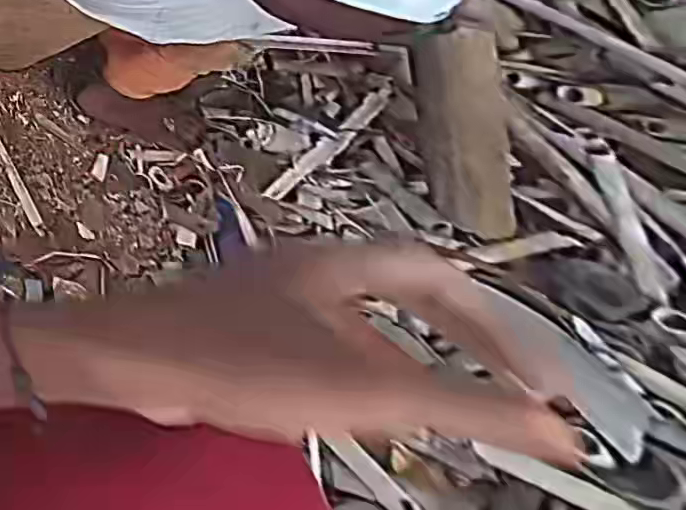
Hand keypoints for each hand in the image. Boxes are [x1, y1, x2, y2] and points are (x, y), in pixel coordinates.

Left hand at [20, 242, 580, 462]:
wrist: (136, 359)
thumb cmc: (227, 355)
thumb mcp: (361, 388)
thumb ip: (461, 404)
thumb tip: (554, 425)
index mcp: (324, 265)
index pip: (432, 270)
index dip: (497, 322)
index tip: (537, 379)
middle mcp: (293, 270)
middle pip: (397, 290)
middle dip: (457, 339)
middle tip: (502, 391)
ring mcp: (263, 294)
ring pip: (357, 319)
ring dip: (407, 360)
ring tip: (437, 408)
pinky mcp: (240, 324)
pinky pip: (318, 340)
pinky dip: (357, 371)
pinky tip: (358, 407)